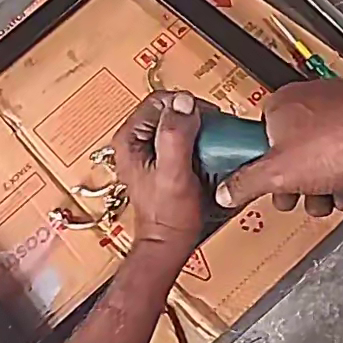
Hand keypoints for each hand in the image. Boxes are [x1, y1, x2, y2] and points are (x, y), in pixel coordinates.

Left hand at [113, 90, 204, 251]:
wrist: (170, 242)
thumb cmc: (168, 215)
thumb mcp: (173, 172)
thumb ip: (175, 135)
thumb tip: (184, 103)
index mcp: (129, 140)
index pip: (160, 100)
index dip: (187, 105)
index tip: (207, 118)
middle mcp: (136, 142)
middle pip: (170, 110)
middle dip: (195, 117)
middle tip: (213, 132)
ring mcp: (150, 153)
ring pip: (179, 124)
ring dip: (199, 130)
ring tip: (213, 144)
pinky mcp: (164, 162)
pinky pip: (184, 141)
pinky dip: (199, 143)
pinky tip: (208, 155)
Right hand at [215, 80, 342, 214]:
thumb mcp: (279, 175)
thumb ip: (246, 184)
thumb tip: (225, 190)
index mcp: (280, 105)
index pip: (256, 140)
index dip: (261, 170)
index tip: (265, 187)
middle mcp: (309, 100)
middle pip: (291, 153)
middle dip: (298, 184)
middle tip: (303, 197)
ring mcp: (340, 109)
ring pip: (322, 157)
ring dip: (325, 185)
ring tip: (335, 195)